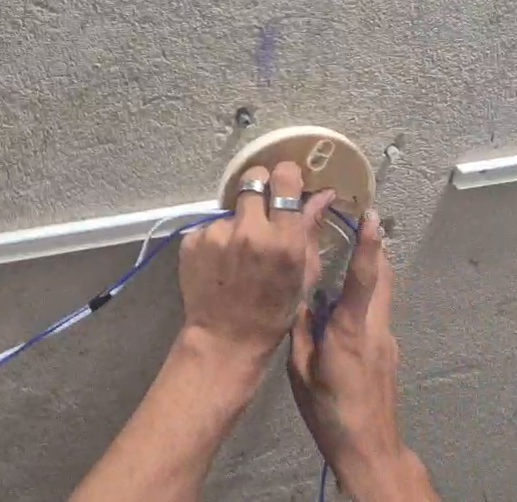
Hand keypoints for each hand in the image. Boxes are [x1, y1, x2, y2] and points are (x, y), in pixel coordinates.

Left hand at [177, 161, 335, 372]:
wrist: (225, 339)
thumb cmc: (274, 311)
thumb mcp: (303, 274)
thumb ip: (311, 228)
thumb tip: (324, 192)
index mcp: (283, 240)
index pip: (283, 178)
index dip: (285, 176)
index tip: (286, 182)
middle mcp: (249, 231)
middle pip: (253, 179)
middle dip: (259, 188)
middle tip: (261, 207)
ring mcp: (216, 234)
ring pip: (230, 206)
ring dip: (237, 219)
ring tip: (238, 249)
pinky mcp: (192, 239)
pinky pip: (210, 225)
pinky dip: (217, 237)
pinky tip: (220, 261)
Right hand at [288, 211, 434, 499]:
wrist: (370, 451)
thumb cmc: (329, 412)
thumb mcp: (301, 369)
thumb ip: (300, 329)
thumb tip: (298, 298)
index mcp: (350, 330)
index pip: (364, 277)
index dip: (367, 244)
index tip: (369, 215)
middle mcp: (375, 328)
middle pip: (383, 276)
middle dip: (373, 246)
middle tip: (355, 220)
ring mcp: (387, 340)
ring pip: (383, 292)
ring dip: (370, 269)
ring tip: (347, 253)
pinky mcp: (389, 351)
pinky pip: (378, 312)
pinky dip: (365, 296)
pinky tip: (341, 306)